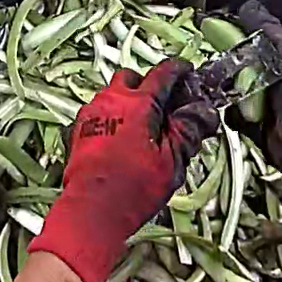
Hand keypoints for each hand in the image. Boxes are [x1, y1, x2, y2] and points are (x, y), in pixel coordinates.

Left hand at [29, 60, 217, 281]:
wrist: (91, 210)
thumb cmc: (129, 189)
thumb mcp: (172, 162)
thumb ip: (188, 132)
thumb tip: (202, 114)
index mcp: (138, 103)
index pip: (163, 74)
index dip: (179, 70)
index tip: (186, 72)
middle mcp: (112, 100)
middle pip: (133, 77)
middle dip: (148, 84)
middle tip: (162, 103)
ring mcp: (93, 112)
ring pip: (113, 91)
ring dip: (128, 99)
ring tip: (142, 122)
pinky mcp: (79, 127)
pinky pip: (99, 109)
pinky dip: (112, 114)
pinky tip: (121, 135)